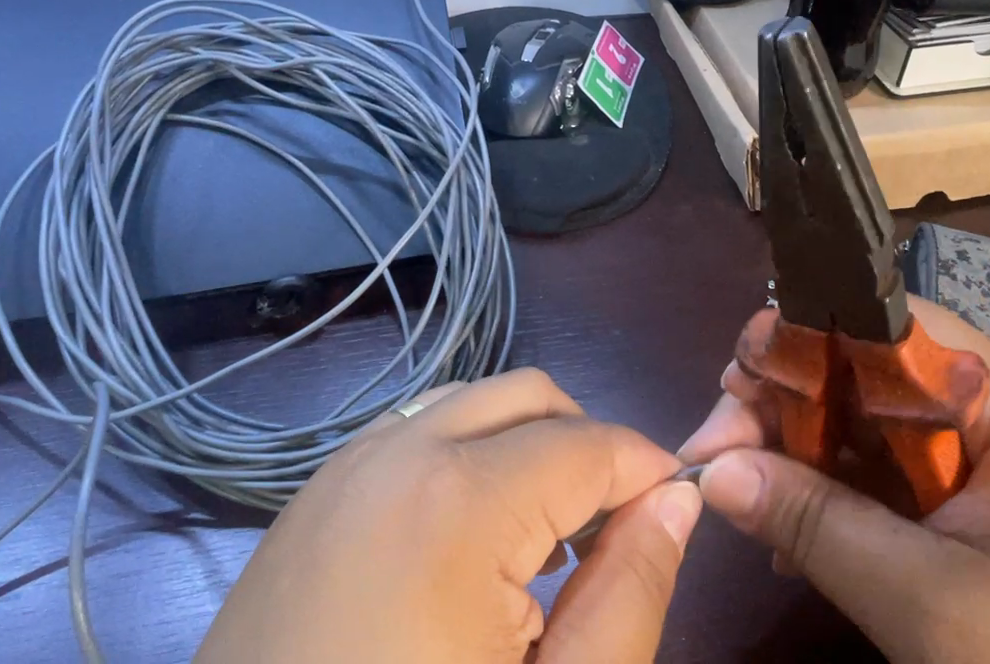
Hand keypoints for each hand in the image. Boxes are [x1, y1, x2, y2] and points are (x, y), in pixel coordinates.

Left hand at [196, 368, 700, 663]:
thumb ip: (630, 593)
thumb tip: (678, 500)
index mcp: (459, 501)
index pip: (590, 443)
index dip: (648, 471)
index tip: (675, 514)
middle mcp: (397, 453)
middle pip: (530, 396)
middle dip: (587, 445)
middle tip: (609, 534)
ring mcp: (344, 467)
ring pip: (470, 402)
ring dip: (525, 444)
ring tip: (541, 541)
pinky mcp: (312, 495)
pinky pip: (412, 431)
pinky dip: (463, 454)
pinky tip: (465, 541)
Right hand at [679, 296, 989, 663]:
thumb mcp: (933, 603)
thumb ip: (818, 525)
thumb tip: (714, 471)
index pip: (881, 323)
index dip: (799, 338)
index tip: (731, 382)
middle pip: (864, 371)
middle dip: (783, 404)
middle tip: (716, 455)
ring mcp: (986, 457)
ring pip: (868, 426)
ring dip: (800, 453)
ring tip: (740, 497)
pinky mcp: (980, 504)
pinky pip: (890, 476)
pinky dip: (835, 496)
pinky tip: (791, 537)